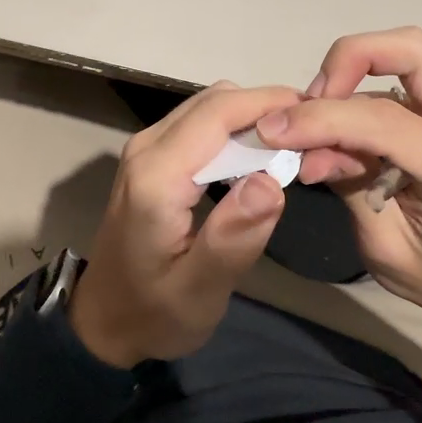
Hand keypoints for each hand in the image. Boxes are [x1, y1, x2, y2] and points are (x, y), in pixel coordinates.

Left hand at [70, 84, 303, 367]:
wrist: (103, 320)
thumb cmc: (153, 313)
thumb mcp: (199, 292)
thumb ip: (232, 239)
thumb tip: (270, 182)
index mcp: (156, 177)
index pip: (217, 113)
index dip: (267, 104)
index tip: (318, 113)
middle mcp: (146, 148)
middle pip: (213, 102)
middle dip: (265, 108)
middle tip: (313, 137)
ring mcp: (145, 149)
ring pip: (206, 107)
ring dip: (251, 117)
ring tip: (293, 148)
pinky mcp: (152, 157)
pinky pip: (198, 124)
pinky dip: (234, 130)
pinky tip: (259, 160)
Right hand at [254, 28, 421, 331]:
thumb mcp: (385, 248)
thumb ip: (348, 185)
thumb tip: (302, 148)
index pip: (387, 120)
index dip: (325, 119)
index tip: (275, 130)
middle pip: (410, 48)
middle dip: (348, 60)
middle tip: (311, 102)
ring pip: (402, 53)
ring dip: (347, 74)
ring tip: (314, 123)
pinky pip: (395, 77)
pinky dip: (355, 92)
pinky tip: (333, 130)